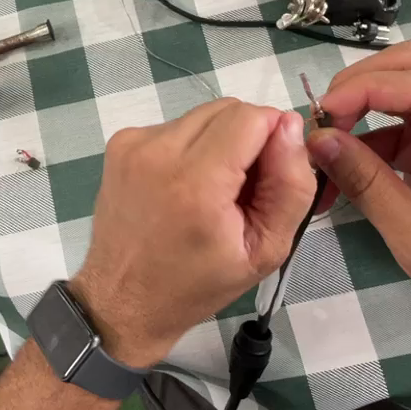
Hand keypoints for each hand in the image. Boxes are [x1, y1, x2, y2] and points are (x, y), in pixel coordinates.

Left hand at [70, 99, 316, 366]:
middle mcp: (158, 151)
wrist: (124, 300)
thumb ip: (290, 186)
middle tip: (242, 189)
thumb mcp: (266, 249)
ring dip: (218, 142)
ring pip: (202, 115)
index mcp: (195, 182)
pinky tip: (181, 187)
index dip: (273, 139)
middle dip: (248, 140)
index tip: (269, 177)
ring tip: (210, 191)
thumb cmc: (198, 284)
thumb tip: (291, 125)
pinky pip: (174, 126)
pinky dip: (189, 147)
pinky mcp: (120, 143)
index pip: (252, 117)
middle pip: (228, 109)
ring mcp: (133, 143)